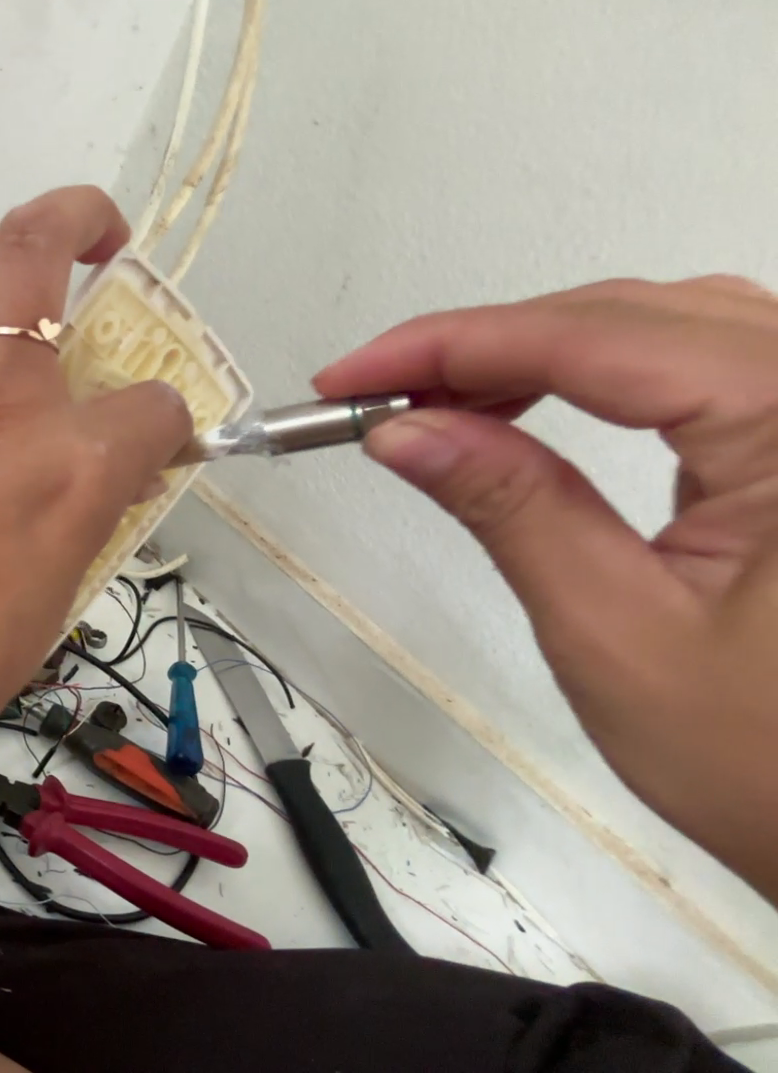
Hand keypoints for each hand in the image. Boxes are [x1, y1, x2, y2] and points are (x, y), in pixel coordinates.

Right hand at [315, 276, 777, 899]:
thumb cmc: (769, 762)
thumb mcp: (611, 629)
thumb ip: (510, 507)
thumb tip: (397, 431)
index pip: (595, 341)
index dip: (447, 346)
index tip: (340, 381)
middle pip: (634, 313)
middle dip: (481, 344)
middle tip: (370, 398)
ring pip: (669, 325)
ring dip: (533, 351)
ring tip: (431, 403)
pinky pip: (702, 363)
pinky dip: (593, 371)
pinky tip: (525, 407)